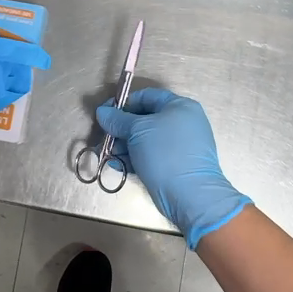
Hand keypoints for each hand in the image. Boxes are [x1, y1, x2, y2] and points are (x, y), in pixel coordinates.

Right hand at [95, 88, 249, 247]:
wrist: (191, 195)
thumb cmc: (165, 152)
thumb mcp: (137, 131)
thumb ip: (118, 119)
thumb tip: (102, 112)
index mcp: (180, 106)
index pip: (147, 96)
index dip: (124, 103)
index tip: (106, 114)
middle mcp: (183, 123)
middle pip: (145, 119)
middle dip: (122, 128)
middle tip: (105, 137)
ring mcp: (180, 146)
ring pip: (146, 139)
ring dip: (124, 146)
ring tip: (109, 155)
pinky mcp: (175, 165)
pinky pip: (151, 156)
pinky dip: (135, 158)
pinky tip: (119, 165)